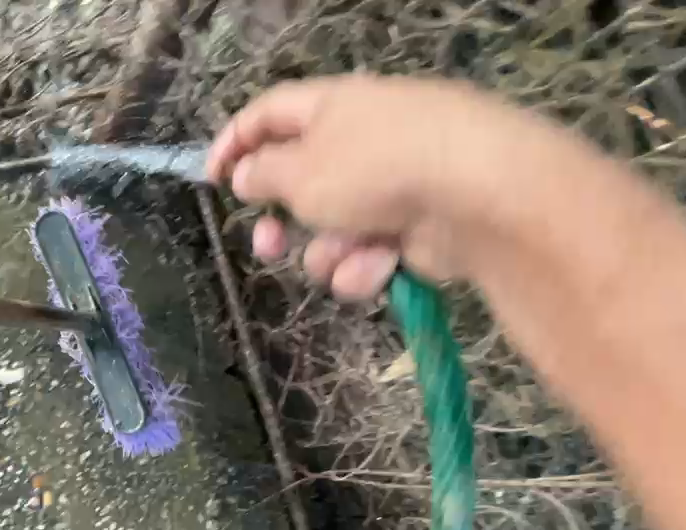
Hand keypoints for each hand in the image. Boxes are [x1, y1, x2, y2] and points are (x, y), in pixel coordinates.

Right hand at [205, 75, 563, 299]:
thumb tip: (245, 174)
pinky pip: (364, 252)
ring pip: (328, 231)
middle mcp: (360, 141)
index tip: (209, 178)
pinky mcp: (411, 226)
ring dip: (325, 252)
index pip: (269, 113)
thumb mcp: (300, 172)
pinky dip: (363, 265)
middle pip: (298, 184)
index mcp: (332, 108)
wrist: (475, 196)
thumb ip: (262, 175)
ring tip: (344, 254)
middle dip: (279, 222)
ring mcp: (389, 185)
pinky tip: (379, 265)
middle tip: (267, 245)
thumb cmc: (375, 169)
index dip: (234, 141)